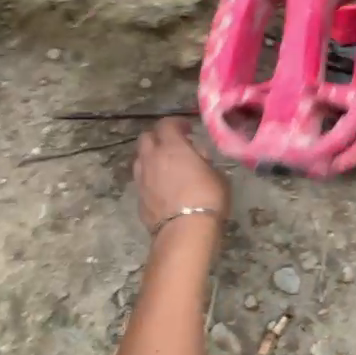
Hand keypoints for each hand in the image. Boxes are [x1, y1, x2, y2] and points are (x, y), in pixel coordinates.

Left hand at [133, 118, 229, 233]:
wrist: (185, 231)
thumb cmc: (207, 198)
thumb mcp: (217, 175)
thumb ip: (204, 162)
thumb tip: (198, 158)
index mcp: (172, 147)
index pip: (167, 124)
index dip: (176, 123)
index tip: (187, 129)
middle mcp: (152, 158)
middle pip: (146, 137)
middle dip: (159, 137)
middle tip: (173, 145)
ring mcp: (142, 178)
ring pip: (140, 158)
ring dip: (151, 157)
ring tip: (166, 166)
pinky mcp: (138, 197)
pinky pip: (141, 178)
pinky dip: (150, 177)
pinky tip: (162, 186)